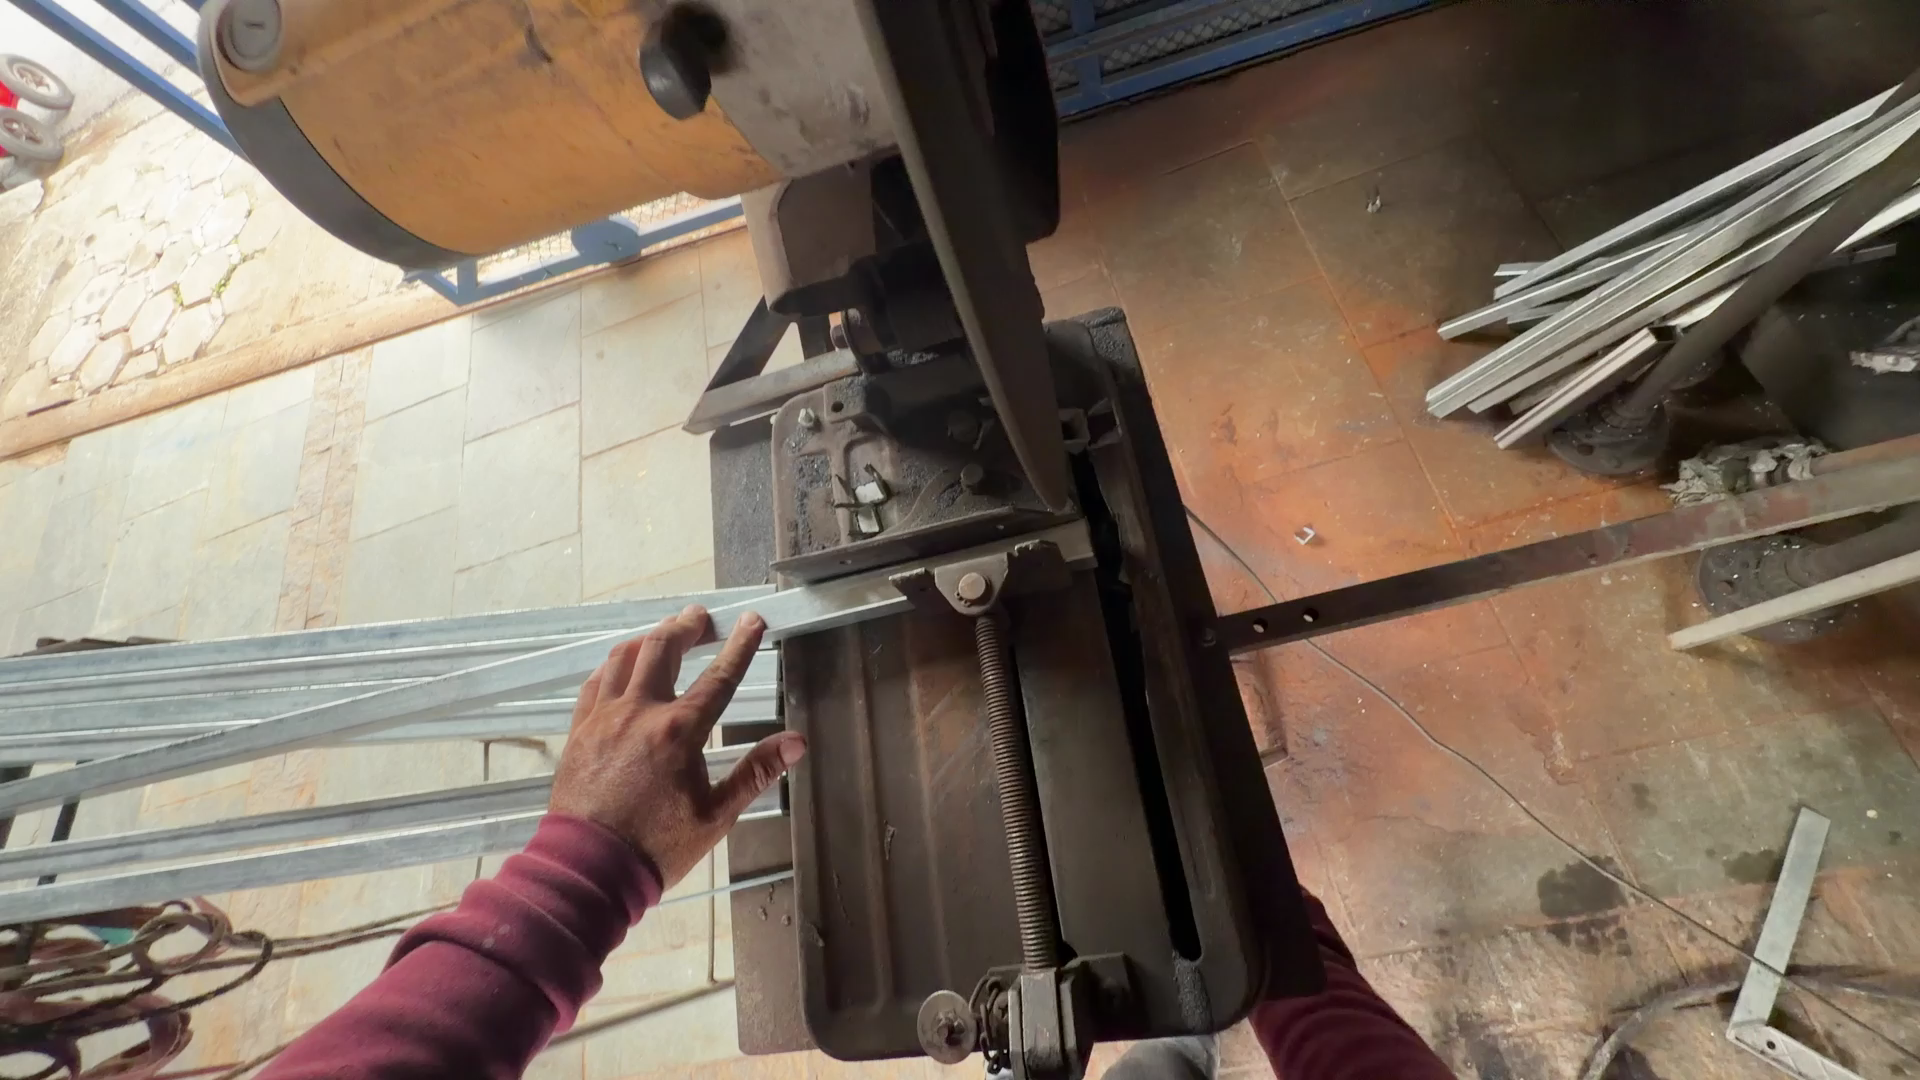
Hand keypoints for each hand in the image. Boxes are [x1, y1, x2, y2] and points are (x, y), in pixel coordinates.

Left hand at [549, 605, 806, 889]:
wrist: (585, 872)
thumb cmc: (658, 845)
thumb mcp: (718, 814)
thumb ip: (757, 771)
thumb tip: (797, 742)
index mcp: (679, 731)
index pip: (720, 676)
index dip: (741, 644)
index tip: (752, 619)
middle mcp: (640, 713)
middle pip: (663, 648)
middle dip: (687, 625)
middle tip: (702, 617)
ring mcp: (604, 718)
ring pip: (624, 656)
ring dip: (650, 638)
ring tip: (666, 633)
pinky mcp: (579, 730)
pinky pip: (596, 682)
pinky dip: (615, 665)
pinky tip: (624, 666)